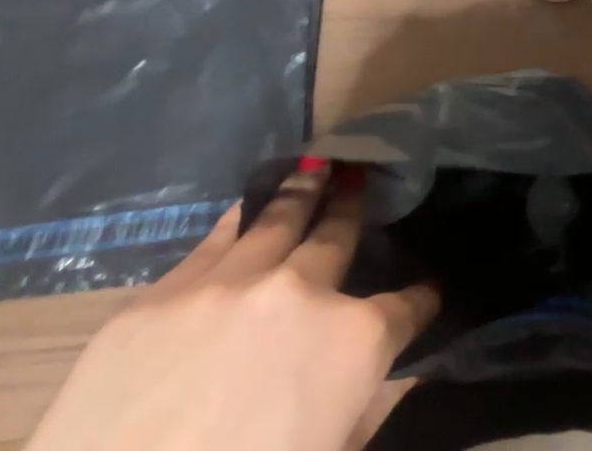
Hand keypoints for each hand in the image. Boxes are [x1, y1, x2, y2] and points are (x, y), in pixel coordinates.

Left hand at [26, 163, 436, 450]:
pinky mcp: (162, 296)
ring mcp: (229, 286)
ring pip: (277, 220)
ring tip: (315, 168)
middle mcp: (301, 292)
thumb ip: (370, 406)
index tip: (429, 290)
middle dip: (352, 209)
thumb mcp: (336, 450)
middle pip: (337, 237)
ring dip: (302, 192)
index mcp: (355, 341)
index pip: (408, 307)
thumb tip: (404, 377)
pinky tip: (248, 207)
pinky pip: (213, 243)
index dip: (422, 299)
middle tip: (359, 180)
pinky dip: (239, 220)